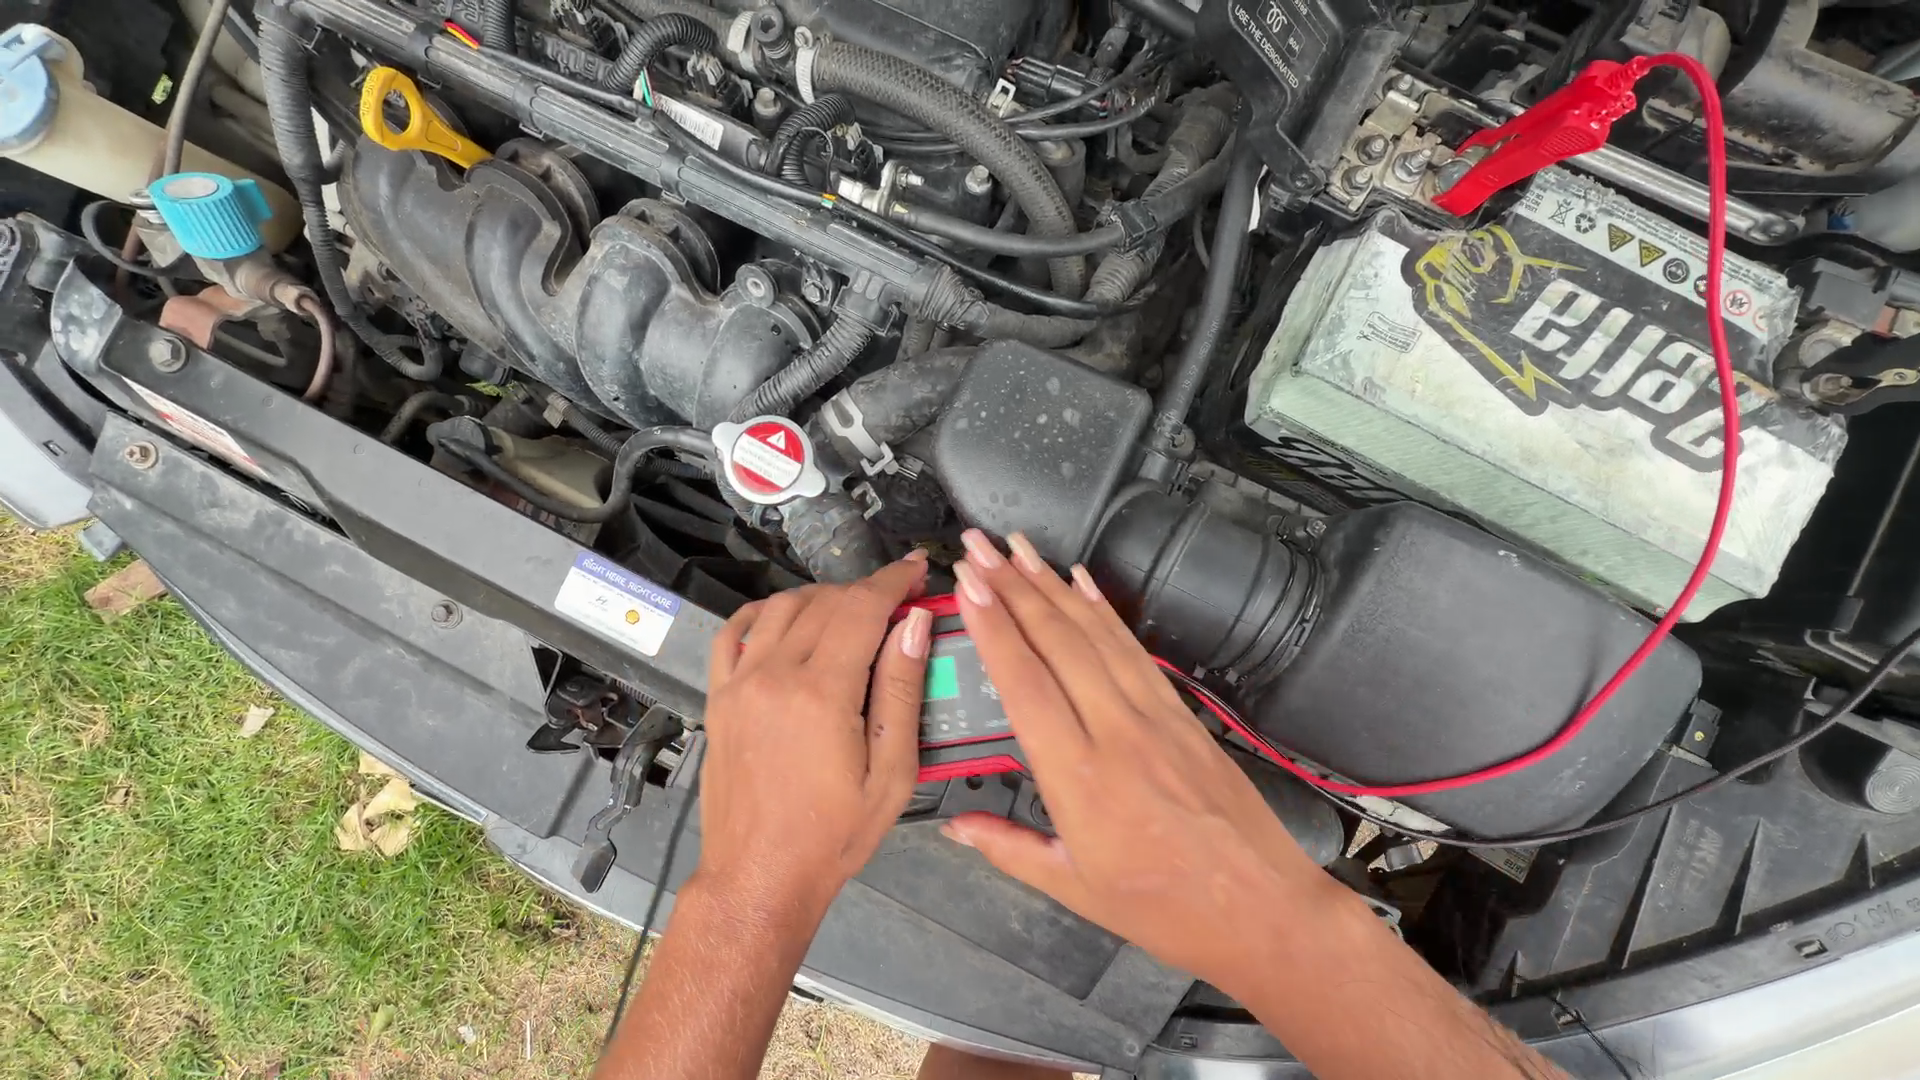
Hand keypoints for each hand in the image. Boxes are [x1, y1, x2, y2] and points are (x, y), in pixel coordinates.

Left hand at [697, 553, 933, 923]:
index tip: (918, 568)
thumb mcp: (891, 773)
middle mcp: (775, 674)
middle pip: (826, 603)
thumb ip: (901, 690)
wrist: (758, 877)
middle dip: (868, 590)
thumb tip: (914, 624)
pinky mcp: (719, 697)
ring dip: (823, 596)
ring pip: (783, 607)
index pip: (863, 609)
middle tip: (899, 598)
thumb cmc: (835, 835)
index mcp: (822, 692)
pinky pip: (733, 632)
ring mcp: (739, 682)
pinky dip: (763, 612)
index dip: (894, 581)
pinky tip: (786, 615)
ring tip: (854, 610)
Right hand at [940, 530, 1358, 995]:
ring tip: (1020, 547)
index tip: (968, 586)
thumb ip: (1008, 848)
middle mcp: (1116, 731)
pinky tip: (1082, 582)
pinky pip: (1133, 648)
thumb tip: (958, 827)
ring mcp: (1153, 714)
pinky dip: (1104, 610)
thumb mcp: (1075, 889)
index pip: (1025, 683)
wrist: (1262, 909)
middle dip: (1012, 585)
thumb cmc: (1167, 907)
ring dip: (1053, 583)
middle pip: (1056, 641)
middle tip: (980, 546)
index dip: (993, 627)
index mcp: (1080, 778)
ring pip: (1094, 633)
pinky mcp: (1180, 711)